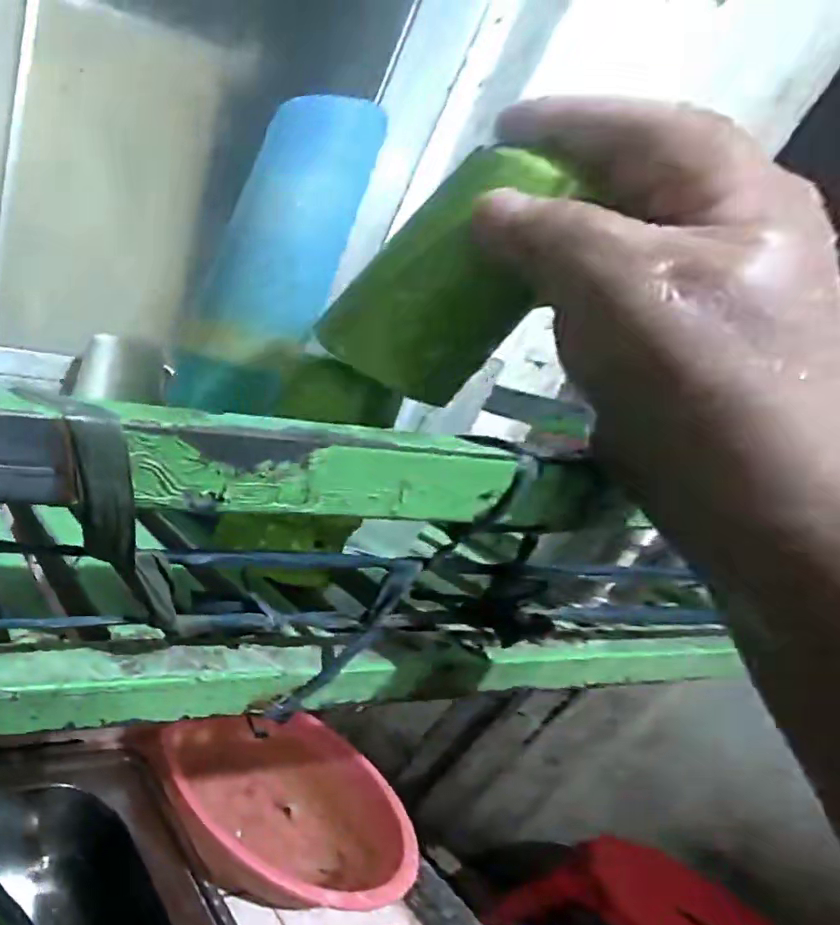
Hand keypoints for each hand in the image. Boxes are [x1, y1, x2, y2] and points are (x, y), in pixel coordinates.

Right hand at [470, 97, 839, 565]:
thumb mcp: (625, 291)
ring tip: (488, 235)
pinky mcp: (663, 340)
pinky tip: (513, 296)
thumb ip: (556, 238)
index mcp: (740, 204)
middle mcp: (727, 235)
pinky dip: (545, 278)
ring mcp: (697, 291)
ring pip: (614, 233)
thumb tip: (487, 210)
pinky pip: (596, 285)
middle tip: (488, 180)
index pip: (657, 132)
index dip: (578, 119)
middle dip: (562, 168)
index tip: (501, 126)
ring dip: (548, 226)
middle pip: (639, 178)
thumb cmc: (703, 378)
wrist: (758, 484)